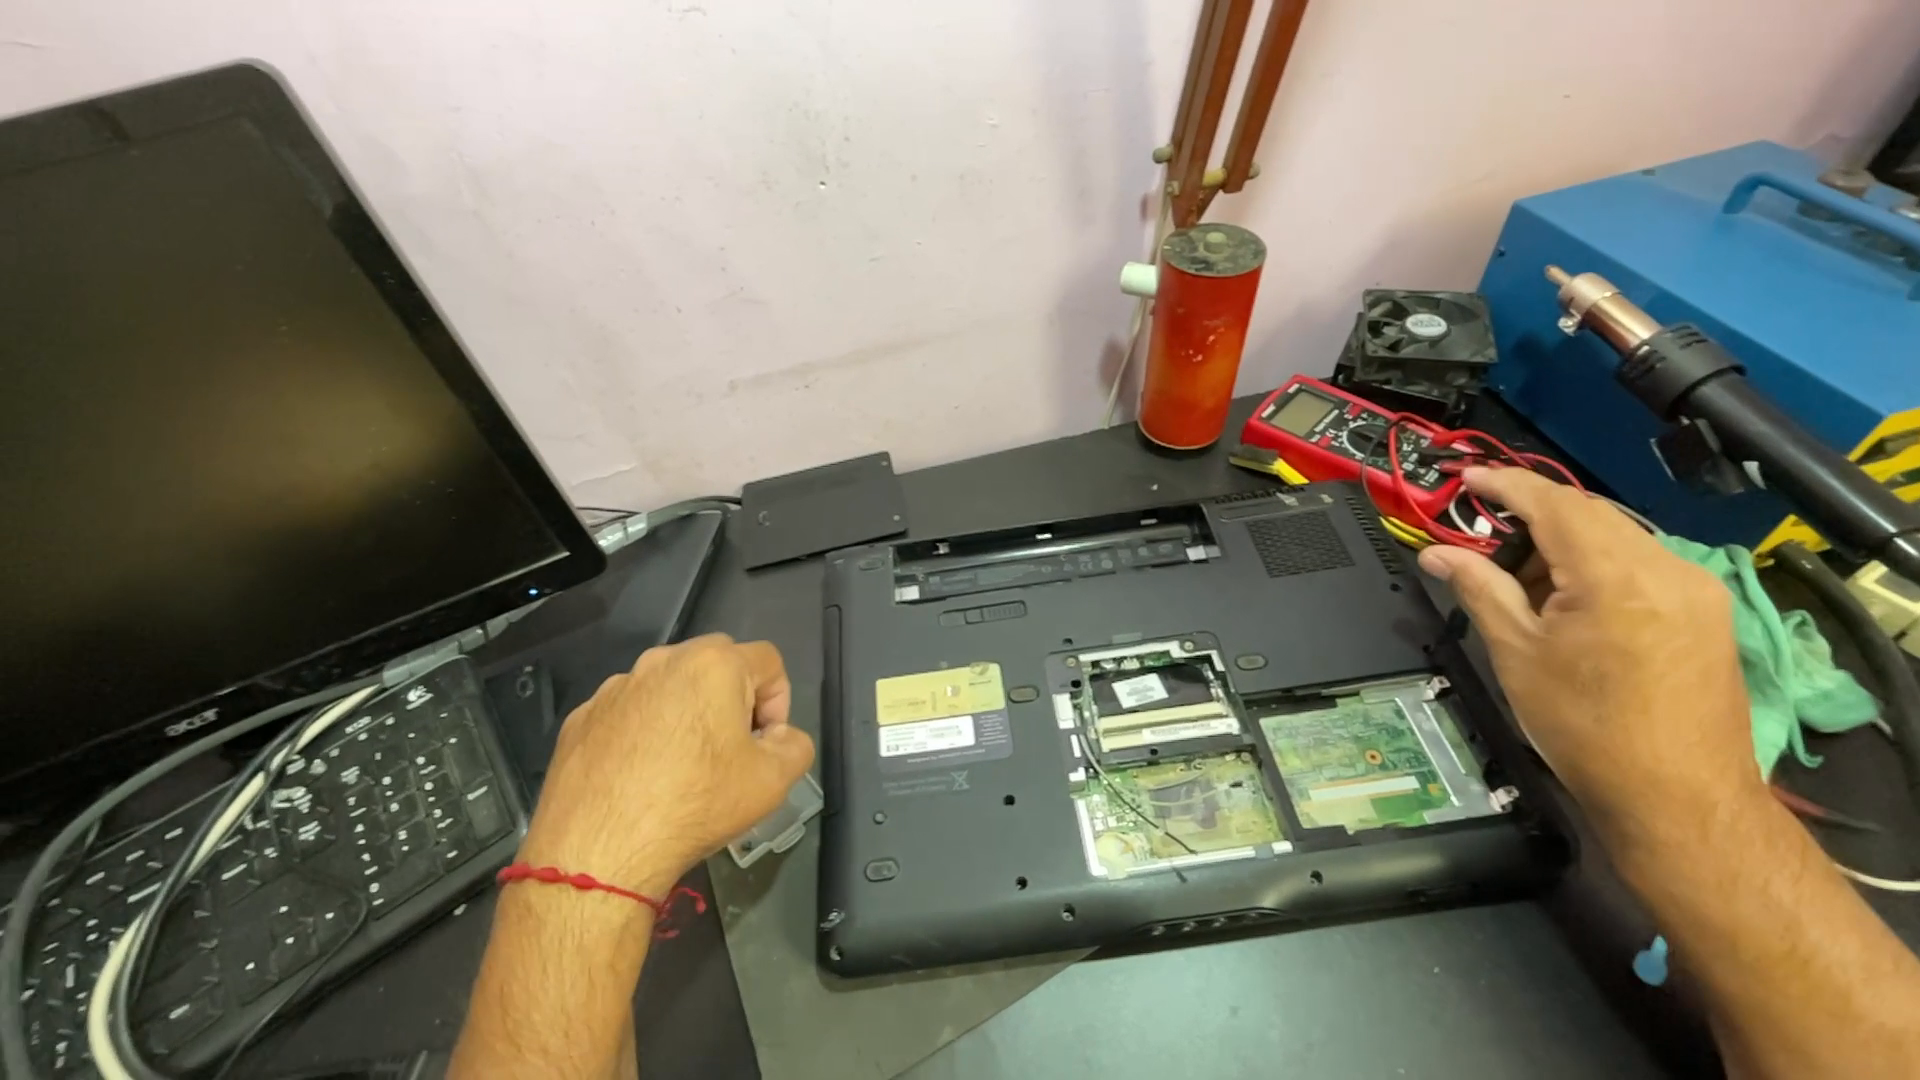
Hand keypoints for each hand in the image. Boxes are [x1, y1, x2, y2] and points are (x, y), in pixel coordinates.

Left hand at [515, 634, 814, 897]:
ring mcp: (615, 688)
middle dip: (733, 700)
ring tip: (681, 768)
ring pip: (669, 688)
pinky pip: (628, 713)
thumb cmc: (697, 804)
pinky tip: (640, 778)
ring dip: (685, 714)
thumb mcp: (774, 781)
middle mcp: (662, 661)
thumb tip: (778, 737)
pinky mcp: (581, 718)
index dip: (779, 704)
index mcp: (714, 664)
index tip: (765, 747)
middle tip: (730, 751)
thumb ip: (796, 745)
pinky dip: (642, 734)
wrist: (599, 851)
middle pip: (717, 664)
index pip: (769, 663)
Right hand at [1416, 467, 1764, 844]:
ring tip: (1520, 583)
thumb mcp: (1515, 653)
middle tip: (1481, 539)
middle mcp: (1667, 569)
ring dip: (1562, 544)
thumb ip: (1478, 588)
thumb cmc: (1585, 727)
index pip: (1555, 504)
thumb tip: (1436, 554)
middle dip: (1530, 517)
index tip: (1467, 479)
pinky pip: (1642, 564)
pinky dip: (1596, 566)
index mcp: (1615, 576)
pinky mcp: (1706, 612)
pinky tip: (1566, 601)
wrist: (1677, 795)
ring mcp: (1696, 589)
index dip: (1505, 484)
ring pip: (1616, 538)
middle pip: (1588, 515)